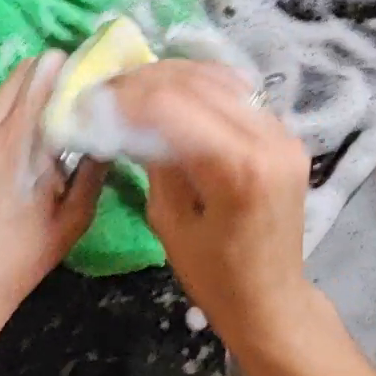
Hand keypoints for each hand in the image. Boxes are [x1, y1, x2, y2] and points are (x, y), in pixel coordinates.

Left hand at [0, 53, 107, 340]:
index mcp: (15, 143)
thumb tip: (104, 140)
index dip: (62, 66)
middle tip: (72, 74)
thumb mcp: (71, 219)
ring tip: (51, 92)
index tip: (85, 61)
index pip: (38, 84)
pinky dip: (4, 104)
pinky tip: (22, 119)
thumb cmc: (21, 255)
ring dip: (22, 85)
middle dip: (43, 70)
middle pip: (15, 79)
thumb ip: (91, 174)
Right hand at [104, 61, 342, 362]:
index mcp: (236, 168)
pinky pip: (236, 92)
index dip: (124, 96)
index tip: (91, 102)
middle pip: (194, 81)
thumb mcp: (167, 219)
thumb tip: (124, 116)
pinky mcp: (285, 134)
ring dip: (169, 76)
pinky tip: (169, 93)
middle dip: (142, 81)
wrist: (271, 299)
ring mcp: (283, 133)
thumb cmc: (212, 275)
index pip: (170, 104)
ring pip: (217, 77)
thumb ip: (153, 158)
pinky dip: (197, 85)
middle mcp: (268, 139)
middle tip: (105, 91)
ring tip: (131, 87)